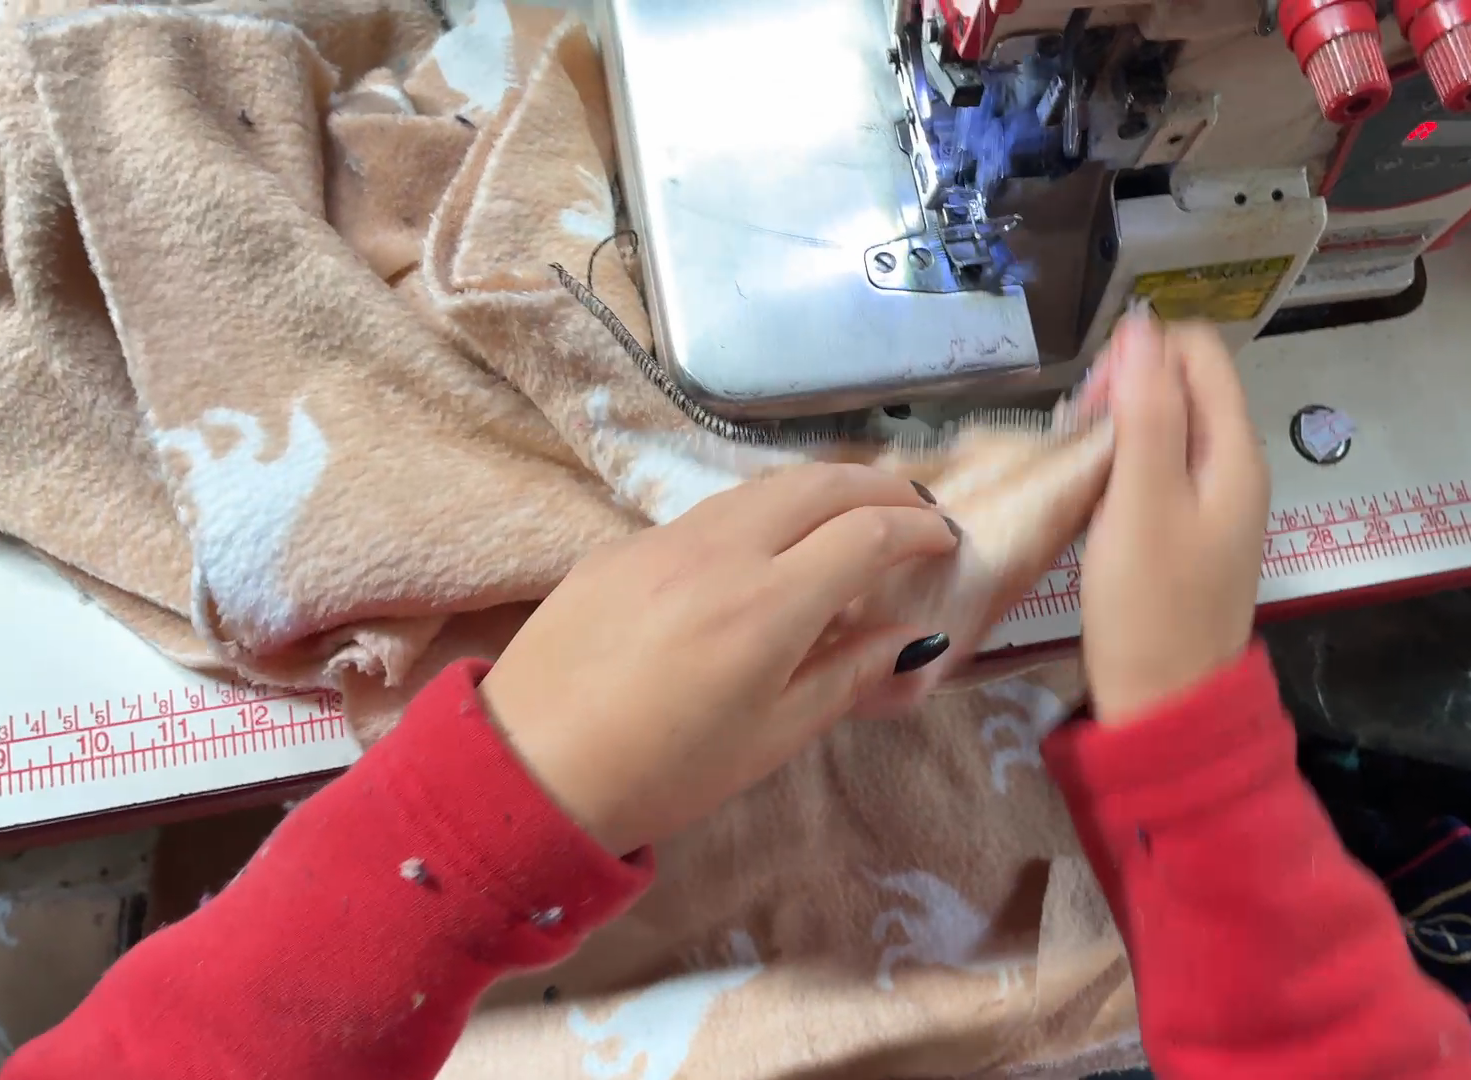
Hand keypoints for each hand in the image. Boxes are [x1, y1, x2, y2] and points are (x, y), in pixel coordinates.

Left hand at [477, 464, 959, 853]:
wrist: (527, 771)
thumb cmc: (665, 772)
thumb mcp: (772, 737)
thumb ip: (848, 675)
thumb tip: (910, 639)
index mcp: (767, 607)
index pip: (866, 535)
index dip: (916, 529)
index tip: (943, 538)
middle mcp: (721, 551)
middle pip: (820, 484)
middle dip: (880, 486)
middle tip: (911, 507)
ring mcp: (665, 538)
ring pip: (764, 486)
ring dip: (821, 489)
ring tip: (849, 513)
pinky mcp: (624, 543)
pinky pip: (712, 510)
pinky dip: (763, 511)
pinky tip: (764, 545)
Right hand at [1080, 314, 1269, 722]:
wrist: (1163, 697)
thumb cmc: (1148, 601)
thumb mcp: (1142, 500)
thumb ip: (1147, 411)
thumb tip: (1142, 326)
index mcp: (1233, 450)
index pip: (1199, 352)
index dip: (1142, 357)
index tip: (1093, 403)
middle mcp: (1231, 465)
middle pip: (1181, 386)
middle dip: (1125, 392)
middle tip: (1079, 438)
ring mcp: (1209, 500)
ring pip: (1163, 428)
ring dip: (1117, 430)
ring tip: (1078, 466)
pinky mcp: (1184, 529)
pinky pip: (1154, 470)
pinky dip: (1119, 467)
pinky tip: (1091, 495)